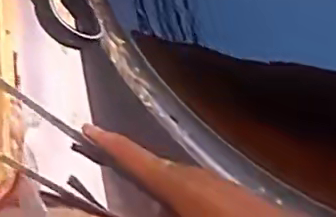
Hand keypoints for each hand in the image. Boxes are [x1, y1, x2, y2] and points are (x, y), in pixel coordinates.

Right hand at [84, 124, 289, 216]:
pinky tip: (195, 214)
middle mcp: (200, 177)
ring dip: (168, 193)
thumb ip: (149, 212)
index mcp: (179, 185)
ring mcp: (227, 188)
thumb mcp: (181, 209)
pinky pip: (208, 197)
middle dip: (140, 174)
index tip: (87, 127)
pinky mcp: (247, 202)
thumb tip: (107, 209)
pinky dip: (192, 204)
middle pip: (160, 170)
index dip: (109, 143)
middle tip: (121, 176)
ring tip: (157, 203)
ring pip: (186, 185)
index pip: (134, 157)